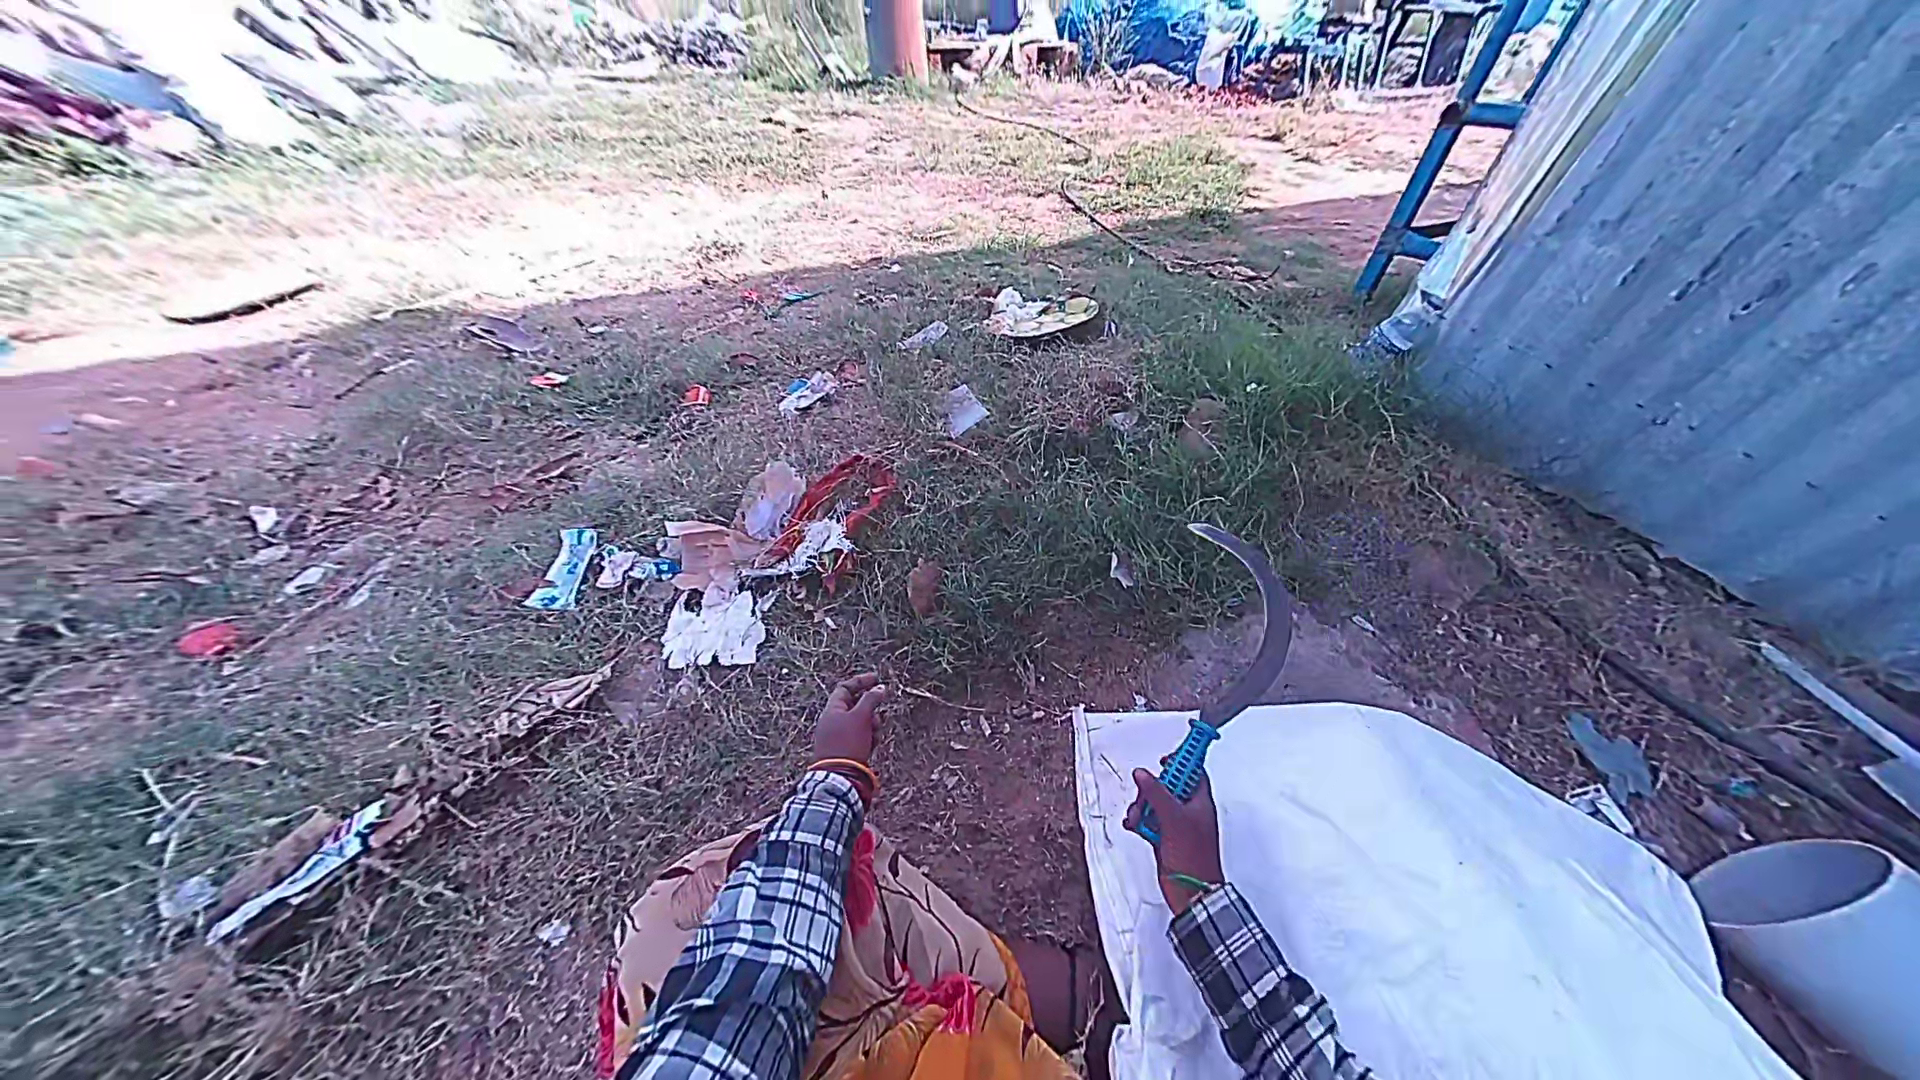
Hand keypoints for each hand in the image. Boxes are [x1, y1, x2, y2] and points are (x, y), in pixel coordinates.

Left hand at [812, 672, 888, 764]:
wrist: (839, 775)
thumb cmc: (847, 742)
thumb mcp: (861, 717)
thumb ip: (871, 699)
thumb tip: (880, 687)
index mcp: (832, 709)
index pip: (845, 688)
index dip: (861, 681)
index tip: (877, 679)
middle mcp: (833, 721)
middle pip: (855, 705)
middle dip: (870, 709)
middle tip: (877, 716)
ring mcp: (838, 735)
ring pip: (860, 722)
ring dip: (871, 725)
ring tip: (874, 734)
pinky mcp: (844, 748)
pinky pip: (860, 736)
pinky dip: (868, 737)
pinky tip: (871, 745)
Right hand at [1125, 768, 1224, 914]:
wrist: (1190, 893)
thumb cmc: (1196, 859)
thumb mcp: (1174, 818)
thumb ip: (1157, 793)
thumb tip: (1144, 774)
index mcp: (1200, 802)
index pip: (1193, 770)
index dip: (1182, 760)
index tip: (1168, 755)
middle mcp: (1189, 811)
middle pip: (1167, 785)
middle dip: (1151, 789)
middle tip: (1147, 795)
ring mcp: (1176, 824)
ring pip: (1154, 802)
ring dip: (1141, 807)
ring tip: (1139, 816)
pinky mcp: (1163, 836)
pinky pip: (1146, 820)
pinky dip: (1138, 821)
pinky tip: (1135, 825)